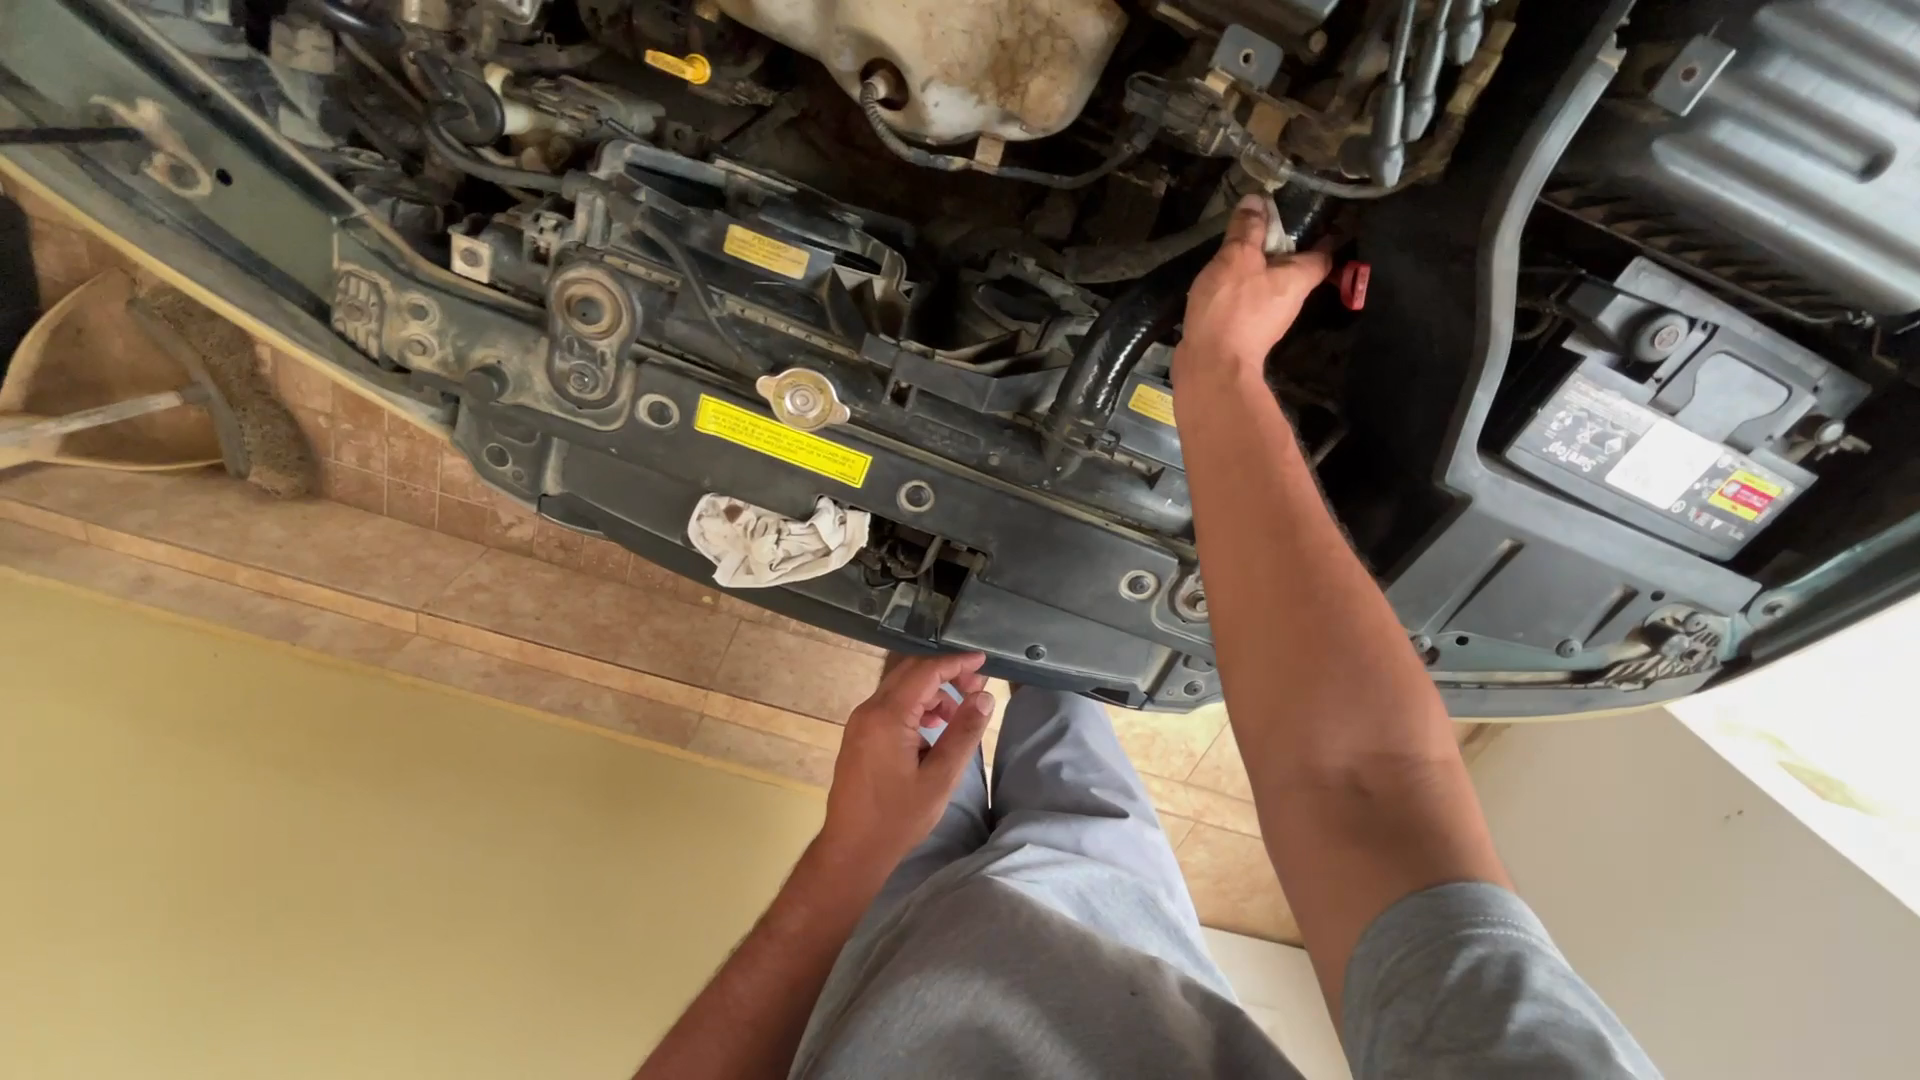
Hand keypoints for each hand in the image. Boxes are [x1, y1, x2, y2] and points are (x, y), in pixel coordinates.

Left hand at [818, 652, 994, 867]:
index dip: (956, 663)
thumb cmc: (898, 818)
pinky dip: (914, 706)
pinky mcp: (858, 736)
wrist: (851, 849)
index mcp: (887, 716)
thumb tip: (984, 697)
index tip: (983, 661)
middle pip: (910, 673)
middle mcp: (868, 710)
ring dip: (931, 692)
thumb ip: (963, 732)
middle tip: (976, 687)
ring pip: (899, 689)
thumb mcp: (940, 778)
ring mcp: (860, 722)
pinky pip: (889, 706)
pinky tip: (932, 730)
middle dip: (945, 673)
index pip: (926, 671)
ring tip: (957, 714)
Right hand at [1174, 193, 1333, 379]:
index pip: (1322, 253)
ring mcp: (1267, 323)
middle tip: (1262, 230)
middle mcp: (1289, 302)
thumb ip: (1247, 229)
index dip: (1320, 235)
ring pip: (1268, 289)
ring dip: (1256, 274)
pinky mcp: (1244, 337)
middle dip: (1280, 252)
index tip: (1312, 219)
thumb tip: (1257, 199)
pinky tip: (1219, 288)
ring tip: (1235, 256)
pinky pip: (1246, 307)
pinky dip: (1238, 295)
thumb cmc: (1231, 309)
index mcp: (1298, 279)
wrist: (1211, 367)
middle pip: (1293, 271)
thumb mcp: (1237, 258)